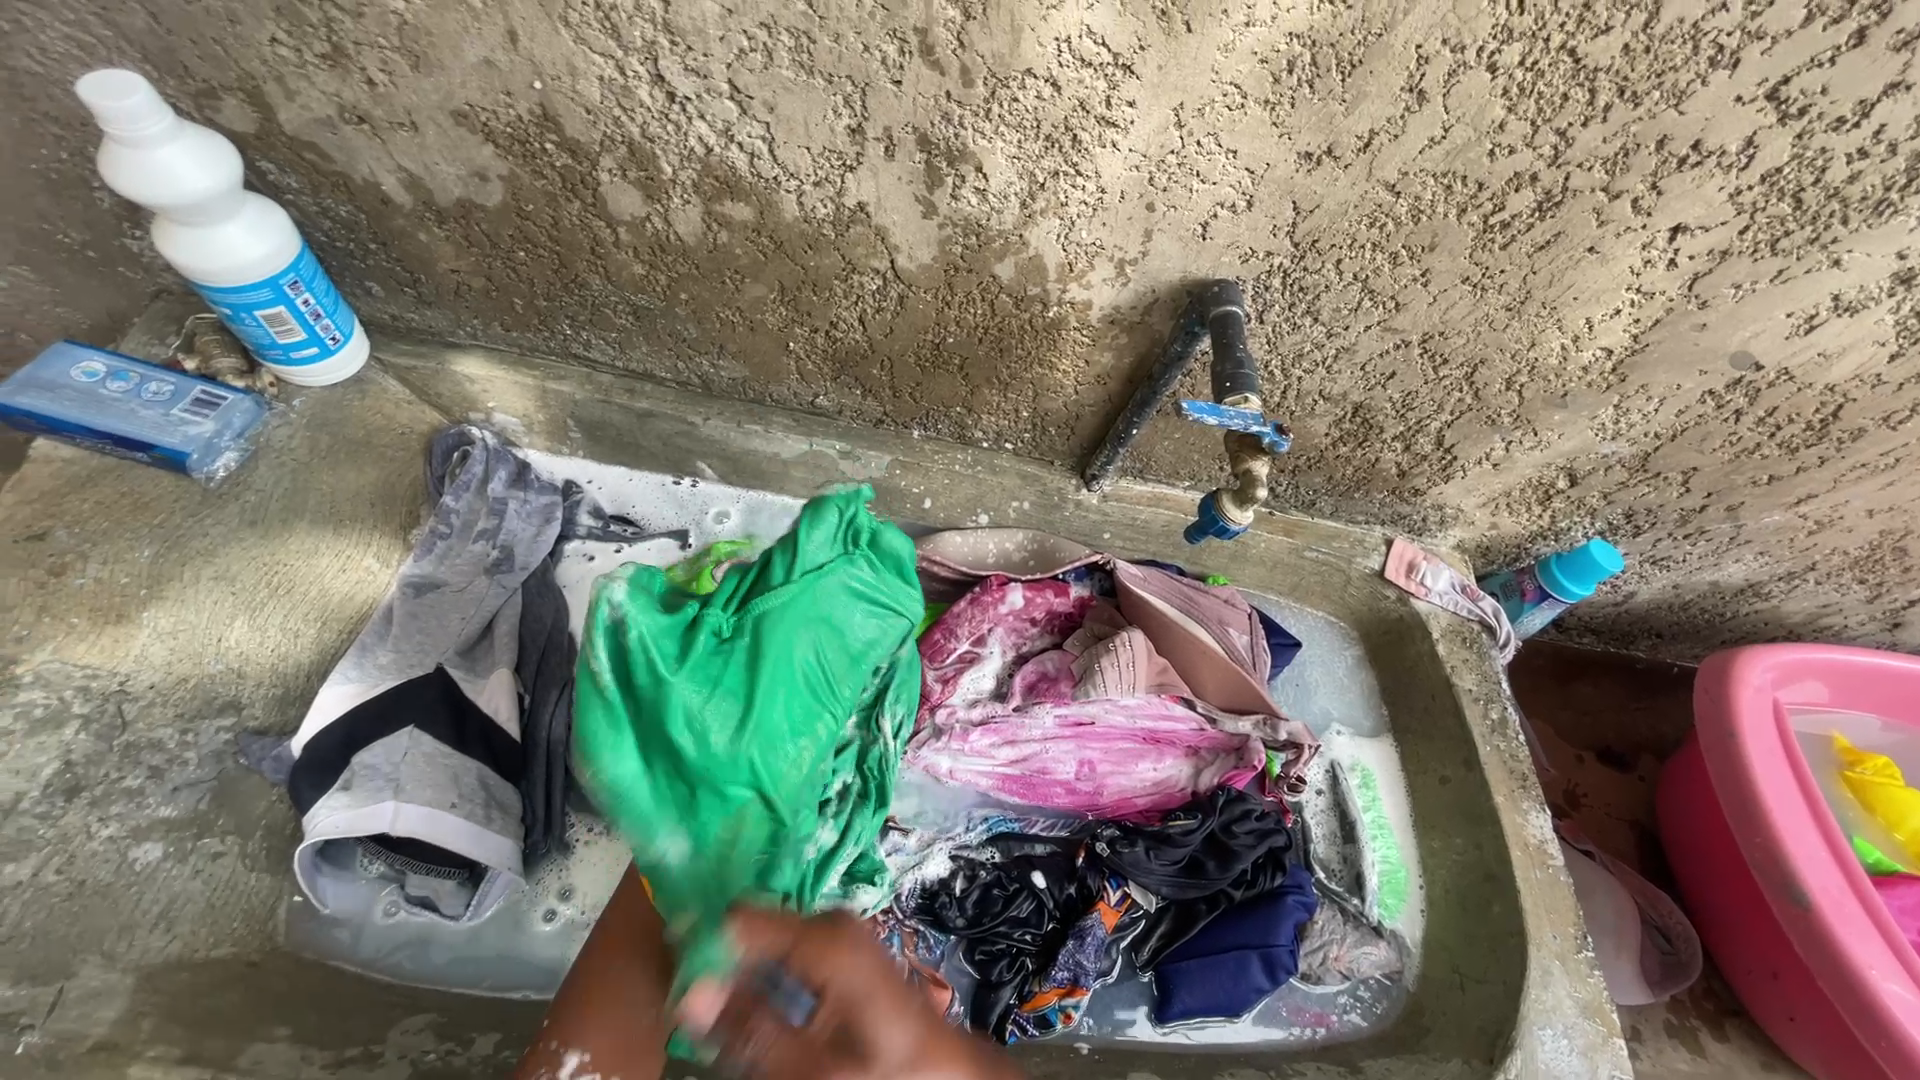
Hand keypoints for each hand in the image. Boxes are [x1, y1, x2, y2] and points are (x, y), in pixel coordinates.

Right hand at [677, 908, 1018, 1079]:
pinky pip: (784, 948)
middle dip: (723, 967)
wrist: (941, 1067)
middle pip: (750, 928)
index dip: (704, 951)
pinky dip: (765, 976)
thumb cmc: (881, 1068)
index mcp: (824, 937)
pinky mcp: (838, 941)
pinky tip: (765, 1011)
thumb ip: (749, 1027)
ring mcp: (835, 927)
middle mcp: (828, 919)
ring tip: (731, 1017)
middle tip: (706, 1015)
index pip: (737, 918)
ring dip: (742, 975)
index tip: (684, 992)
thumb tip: (689, 991)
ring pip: (764, 939)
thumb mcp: (811, 1066)